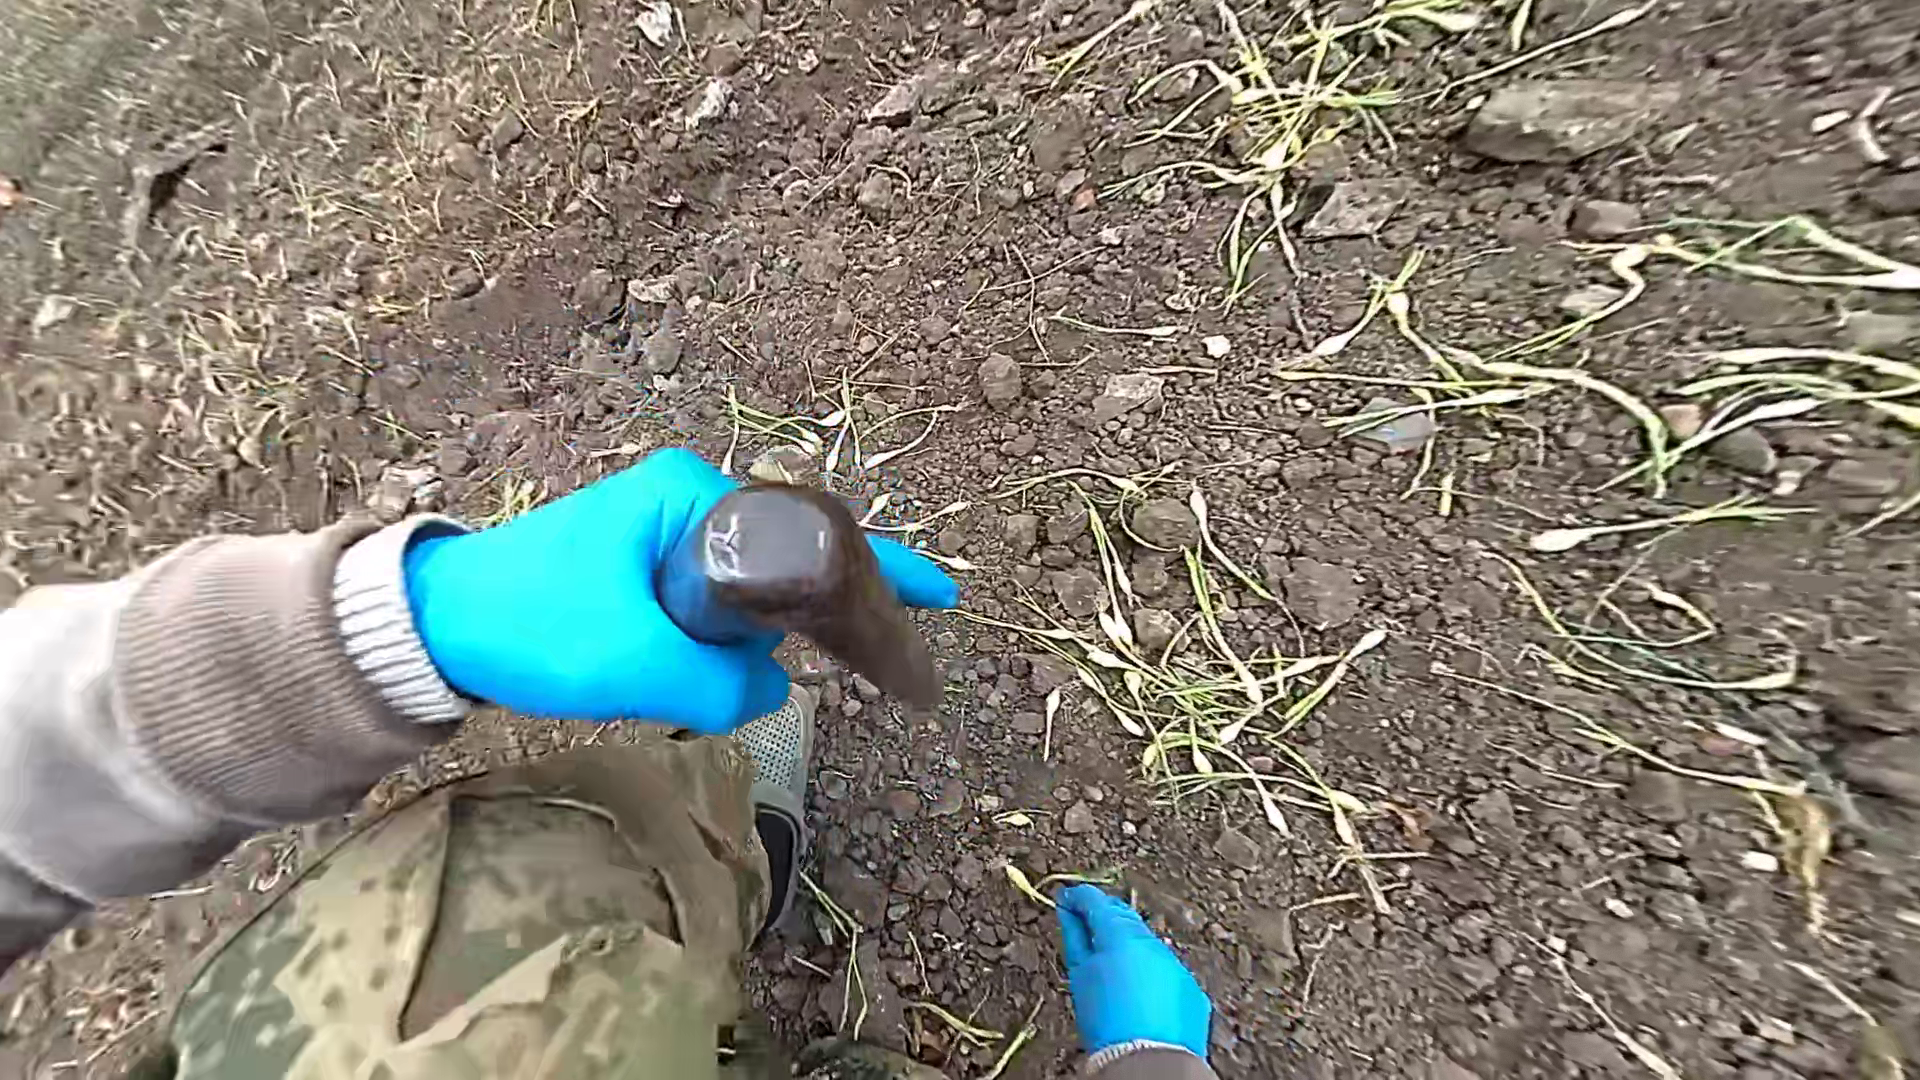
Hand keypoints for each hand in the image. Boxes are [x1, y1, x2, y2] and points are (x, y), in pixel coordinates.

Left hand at [401, 448, 958, 730]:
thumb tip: (775, 693)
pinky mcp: (658, 561)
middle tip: (902, 625)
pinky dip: (753, 625)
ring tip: (811, 657)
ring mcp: (677, 528)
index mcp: (694, 496)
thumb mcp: (631, 664)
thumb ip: (719, 689)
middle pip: (797, 550)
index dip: (880, 565)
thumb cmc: (528, 624)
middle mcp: (695, 500)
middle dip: (846, 592)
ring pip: (761, 579)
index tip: (938, 593)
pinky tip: (761, 655)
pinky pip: (729, 591)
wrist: (428, 625)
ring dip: (786, 621)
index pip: (808, 531)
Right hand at [1056, 885, 1210, 1060]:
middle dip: (1103, 916)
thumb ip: (1074, 936)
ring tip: (1110, 964)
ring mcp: (1173, 962)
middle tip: (1083, 926)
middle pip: (1122, 915)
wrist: (1148, 1068)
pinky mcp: (1189, 985)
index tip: (1065, 899)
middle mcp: (1150, 941)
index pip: (1096, 901)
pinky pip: (1164, 966)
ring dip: (1127, 944)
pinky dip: (1149, 968)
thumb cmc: (1105, 1022)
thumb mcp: (1080, 975)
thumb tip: (1066, 909)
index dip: (1077, 897)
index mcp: (1120, 934)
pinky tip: (1137, 988)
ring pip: (1144, 940)